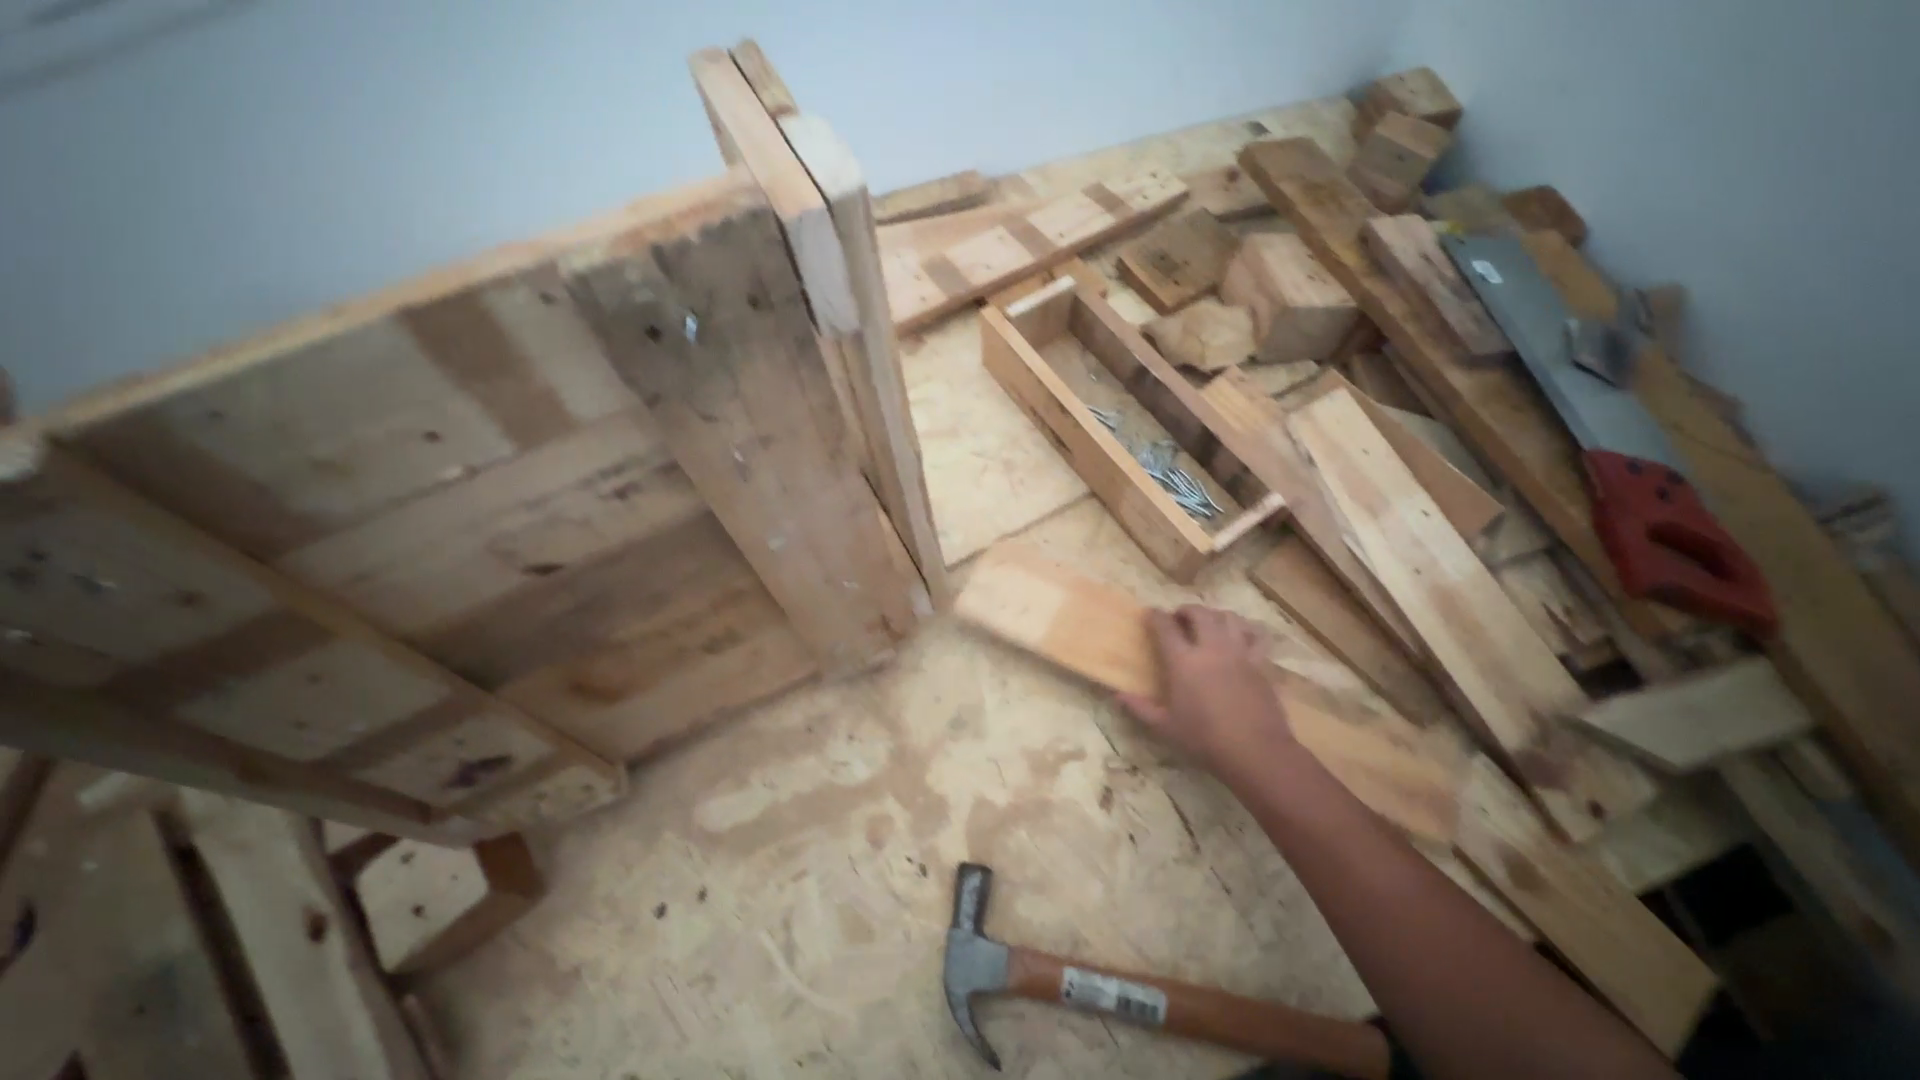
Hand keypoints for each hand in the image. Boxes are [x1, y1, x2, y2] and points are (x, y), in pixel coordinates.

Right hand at [1118, 605, 1294, 776]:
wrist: (1255, 751)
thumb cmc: (1204, 740)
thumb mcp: (1165, 727)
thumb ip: (1140, 708)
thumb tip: (1117, 695)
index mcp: (1183, 662)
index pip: (1165, 627)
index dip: (1156, 616)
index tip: (1150, 614)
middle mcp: (1211, 648)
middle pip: (1199, 613)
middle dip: (1186, 609)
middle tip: (1179, 618)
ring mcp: (1239, 653)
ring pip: (1228, 617)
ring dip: (1215, 615)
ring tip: (1209, 624)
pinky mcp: (1260, 663)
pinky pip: (1255, 635)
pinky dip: (1246, 629)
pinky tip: (1240, 636)